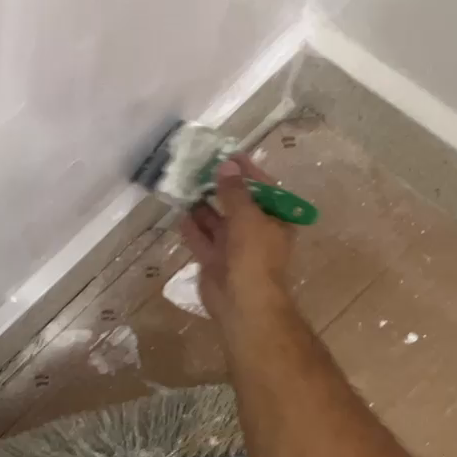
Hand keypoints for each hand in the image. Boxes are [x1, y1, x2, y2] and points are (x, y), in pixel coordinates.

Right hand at [177, 154, 295, 337]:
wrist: (243, 301)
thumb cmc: (254, 255)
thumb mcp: (248, 216)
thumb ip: (235, 191)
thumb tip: (226, 165)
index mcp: (274, 220)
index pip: (263, 188)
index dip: (247, 172)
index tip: (229, 155)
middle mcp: (256, 232)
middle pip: (237, 204)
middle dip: (220, 189)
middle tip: (200, 169)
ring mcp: (235, 249)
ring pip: (218, 223)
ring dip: (204, 207)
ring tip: (187, 188)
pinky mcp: (215, 263)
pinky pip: (203, 241)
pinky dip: (193, 229)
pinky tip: (181, 214)